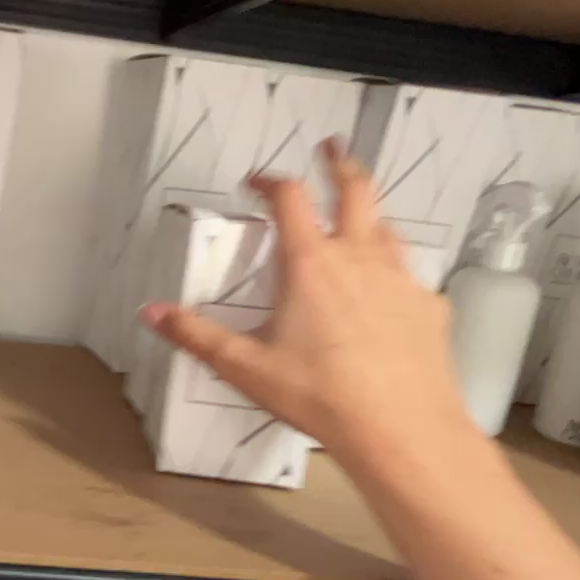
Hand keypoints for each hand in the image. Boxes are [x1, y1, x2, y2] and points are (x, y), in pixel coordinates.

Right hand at [139, 137, 478, 476]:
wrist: (401, 431)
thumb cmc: (318, 394)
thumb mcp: (243, 366)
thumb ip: (194, 335)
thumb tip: (150, 313)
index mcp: (310, 264)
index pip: (289, 199)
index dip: (270, 181)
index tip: (255, 181)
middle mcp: (359, 259)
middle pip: (355, 191)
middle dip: (339, 164)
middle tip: (330, 148)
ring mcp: (401, 280)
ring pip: (386, 228)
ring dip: (367, 213)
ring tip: (355, 217)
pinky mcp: (429, 308)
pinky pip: (408, 275)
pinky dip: (390, 270)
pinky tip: (381, 294)